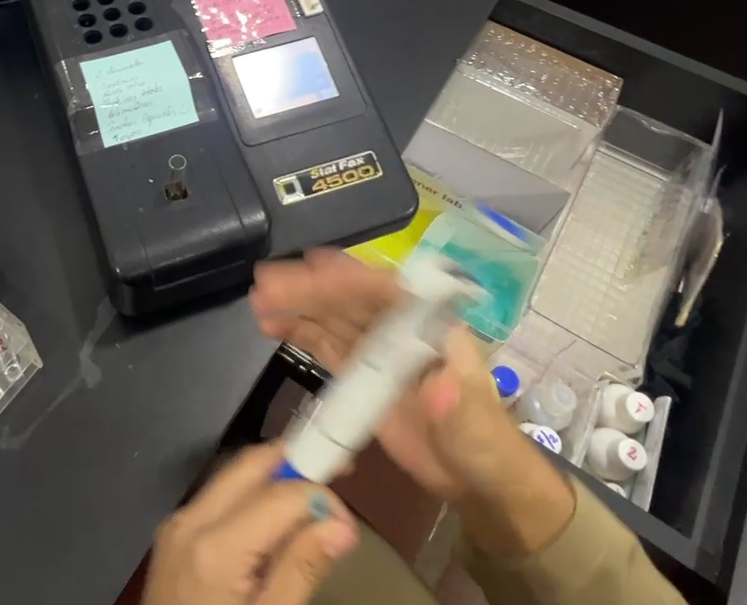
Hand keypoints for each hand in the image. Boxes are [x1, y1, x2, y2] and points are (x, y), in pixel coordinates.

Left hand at [144, 444, 358, 604]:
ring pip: (233, 474)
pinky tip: (275, 518)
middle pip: (250, 464)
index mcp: (214, 548)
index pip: (280, 494)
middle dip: (296, 461)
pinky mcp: (173, 534)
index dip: (321, 498)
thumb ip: (301, 571)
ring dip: (273, 475)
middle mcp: (190, 520)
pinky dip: (250, 495)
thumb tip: (342, 526)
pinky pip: (218, 496)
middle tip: (338, 474)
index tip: (348, 525)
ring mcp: (176, 524)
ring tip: (313, 497)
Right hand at [251, 250, 575, 555]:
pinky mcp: (361, 375)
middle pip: (351, 300)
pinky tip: (271, 325)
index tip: (315, 265)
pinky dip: (299, 332)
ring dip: (297, 306)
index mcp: (432, 329)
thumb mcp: (480, 429)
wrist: (479, 482)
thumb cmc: (487, 448)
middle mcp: (400, 330)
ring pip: (333, 318)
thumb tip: (441, 387)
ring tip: (259, 299)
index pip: (390, 294)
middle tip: (267, 281)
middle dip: (310, 288)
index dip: (352, 278)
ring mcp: (378, 351)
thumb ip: (462, 408)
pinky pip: (326, 345)